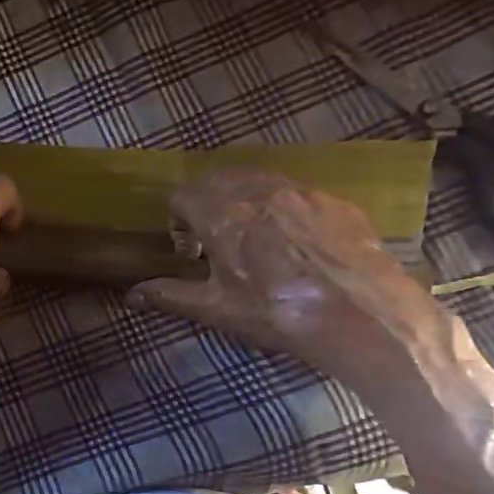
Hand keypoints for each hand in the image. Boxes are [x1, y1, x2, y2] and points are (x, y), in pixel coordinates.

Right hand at [127, 169, 457, 388]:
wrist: (362, 316)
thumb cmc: (278, 313)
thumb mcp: (217, 309)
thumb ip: (170, 295)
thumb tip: (131, 295)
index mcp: (223, 215)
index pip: (183, 194)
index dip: (177, 220)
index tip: (189, 251)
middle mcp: (259, 191)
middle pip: (218, 178)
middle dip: (207, 203)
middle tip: (215, 241)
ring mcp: (301, 192)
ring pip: (258, 179)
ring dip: (242, 200)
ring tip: (253, 239)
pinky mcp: (334, 201)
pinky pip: (295, 192)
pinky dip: (280, 207)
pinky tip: (294, 245)